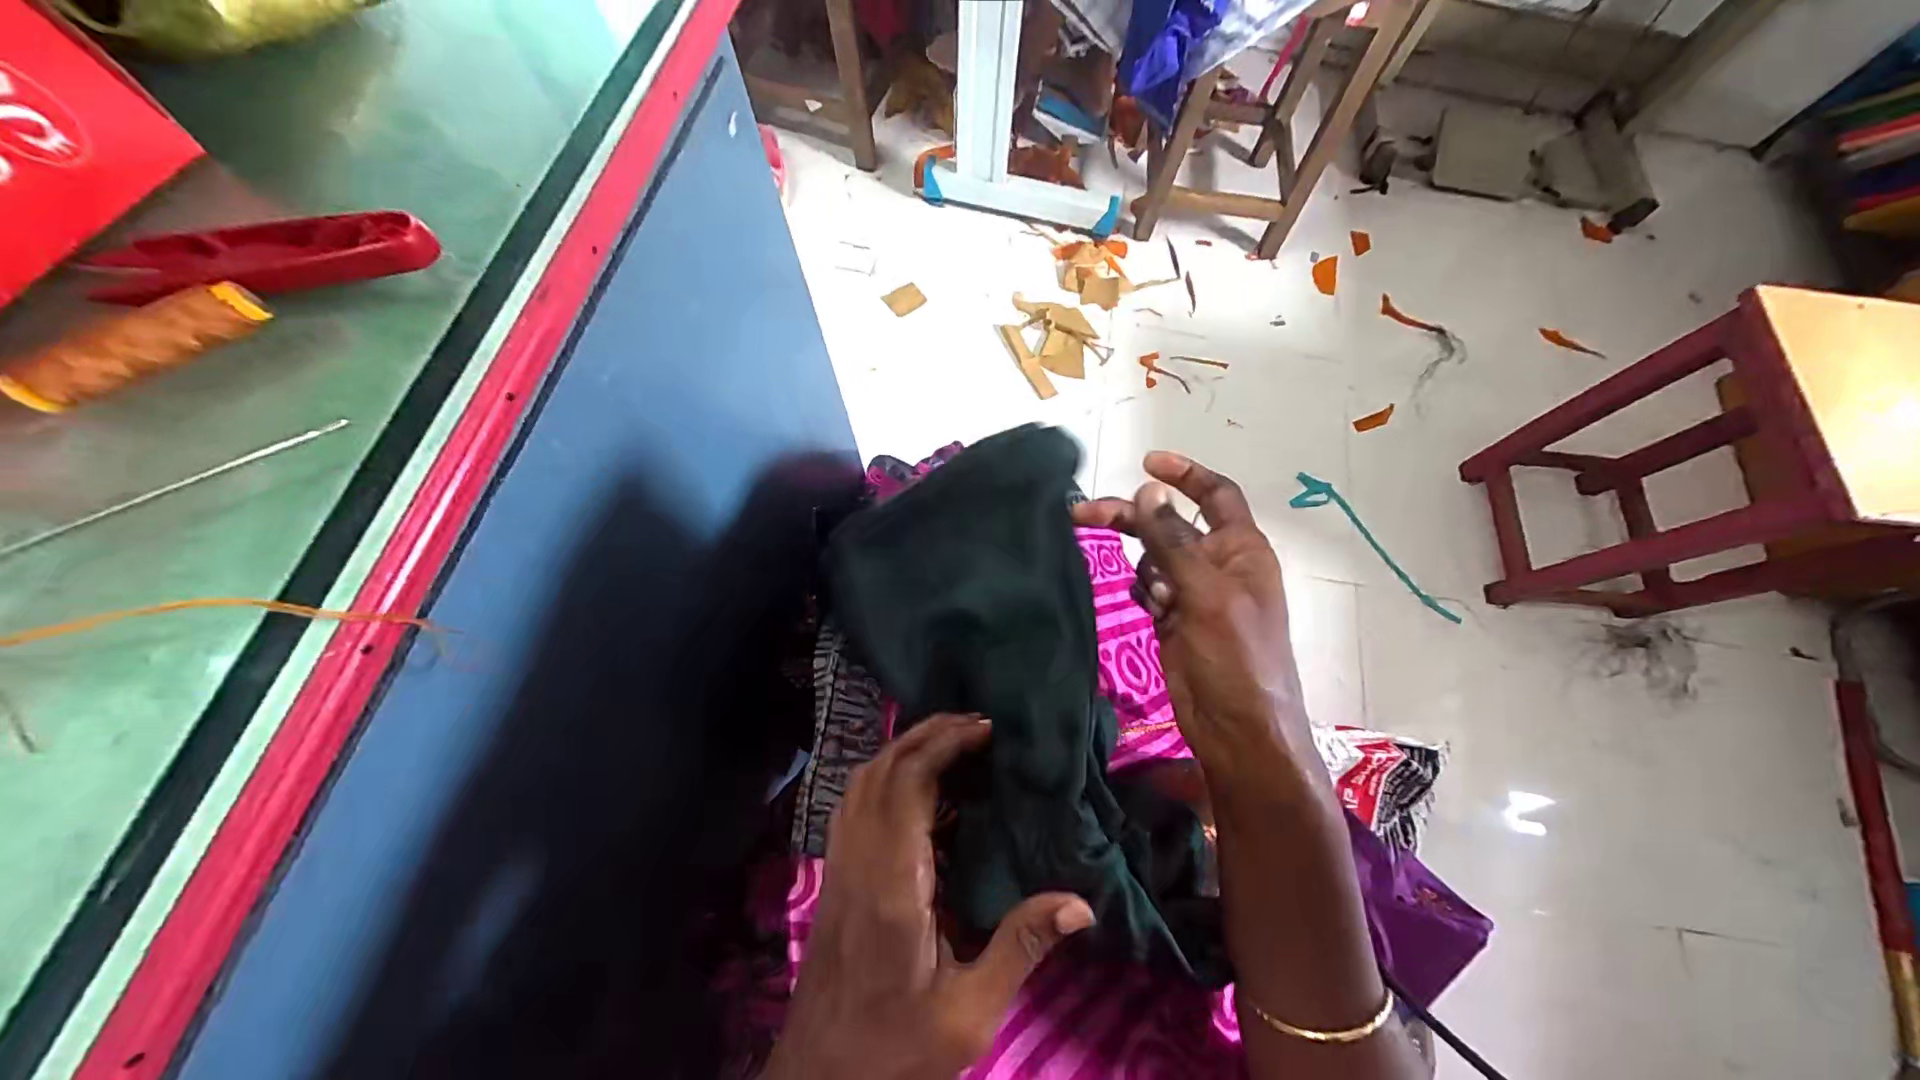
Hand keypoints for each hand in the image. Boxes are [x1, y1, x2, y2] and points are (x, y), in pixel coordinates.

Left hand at [766, 713, 1095, 1079]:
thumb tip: (1080, 903)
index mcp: (893, 879)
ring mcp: (840, 862)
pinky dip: (886, 774)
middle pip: (884, 766)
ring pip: (863, 779)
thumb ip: (1020, 946)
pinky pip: (856, 802)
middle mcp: (859, 856)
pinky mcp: (836, 874)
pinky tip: (916, 787)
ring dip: (904, 748)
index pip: (910, 781)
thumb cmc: (895, 1048)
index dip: (946, 742)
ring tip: (952, 743)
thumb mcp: (969, 1011)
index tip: (987, 729)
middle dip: (928, 733)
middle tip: (977, 724)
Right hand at [1071, 453, 1321, 791]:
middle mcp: (1217, 564)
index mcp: (1241, 549)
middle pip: (1169, 524)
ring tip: (1158, 601)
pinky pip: (1148, 589)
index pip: (1215, 494)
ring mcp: (1194, 593)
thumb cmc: (1236, 658)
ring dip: (1145, 568)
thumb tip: (1148, 491)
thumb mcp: (1206, 594)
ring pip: (1154, 558)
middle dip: (1134, 518)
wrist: (1237, 730)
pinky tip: (1152, 611)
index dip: (1184, 473)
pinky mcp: (1173, 619)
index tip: (1146, 460)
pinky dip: (1143, 592)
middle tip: (1082, 513)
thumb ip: (1173, 542)